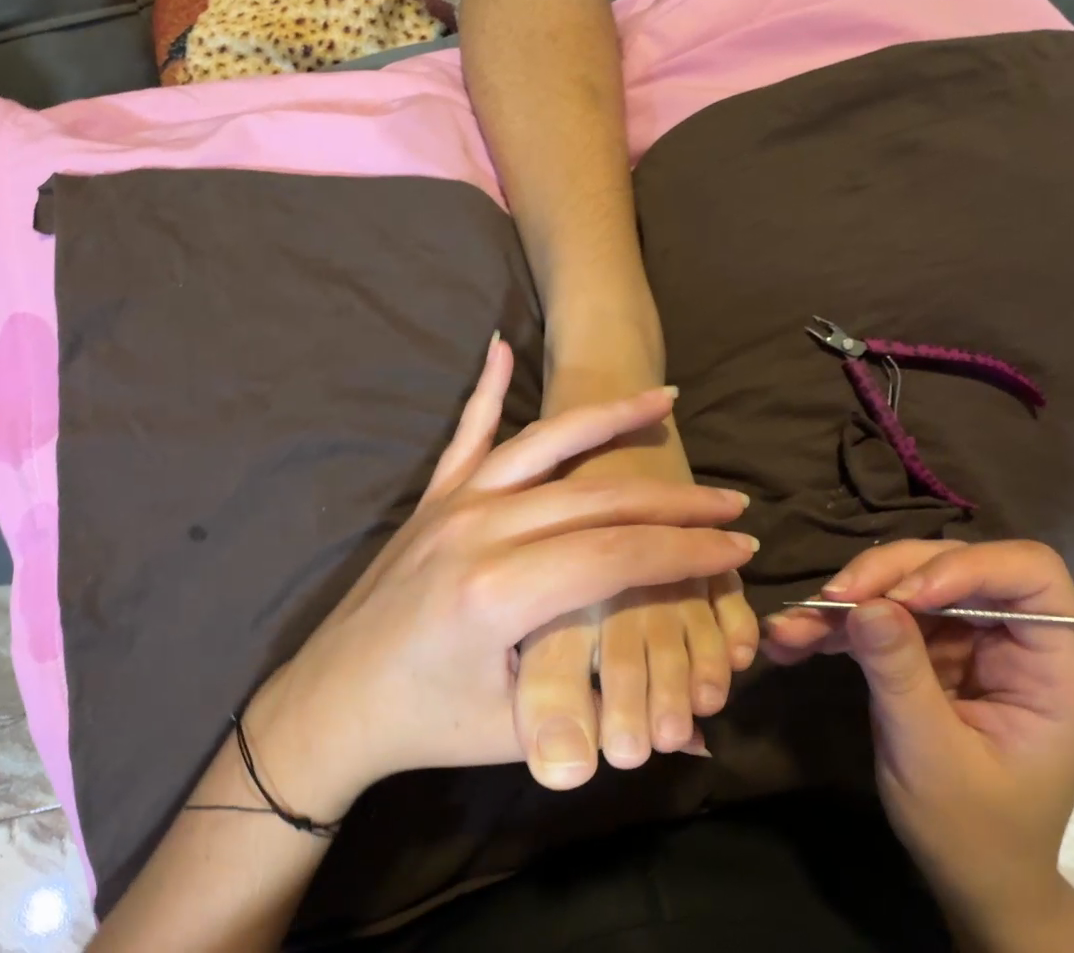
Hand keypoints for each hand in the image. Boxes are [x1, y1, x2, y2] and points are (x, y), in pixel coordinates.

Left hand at [250, 336, 757, 812]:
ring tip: (662, 402)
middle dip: (673, 502)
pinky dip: (486, 388)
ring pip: (542, 446)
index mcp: (499, 592)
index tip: (740, 549)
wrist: (333, 702)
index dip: (688, 552)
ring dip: (607, 421)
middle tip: (731, 502)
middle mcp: (477, 531)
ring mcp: (451, 506)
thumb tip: (695, 723)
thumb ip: (603, 706)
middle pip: (597, 498)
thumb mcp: (518, 730)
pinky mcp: (430, 500)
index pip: (618, 555)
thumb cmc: (426, 724)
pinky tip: (502, 344)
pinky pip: (464, 435)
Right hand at [763, 541, 1073, 941]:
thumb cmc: (974, 829)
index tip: (903, 595)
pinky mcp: (920, 653)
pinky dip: (831, 628)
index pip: (1027, 574)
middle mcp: (1006, 636)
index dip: (967, 567)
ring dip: (844, 601)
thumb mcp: (934, 756)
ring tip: (790, 628)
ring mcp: (960, 642)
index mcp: (1048, 661)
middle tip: (829, 600)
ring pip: (903, 585)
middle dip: (886, 575)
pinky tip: (788, 641)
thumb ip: (902, 676)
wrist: (968, 875)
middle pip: (951, 566)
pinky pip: (875, 620)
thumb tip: (866, 605)